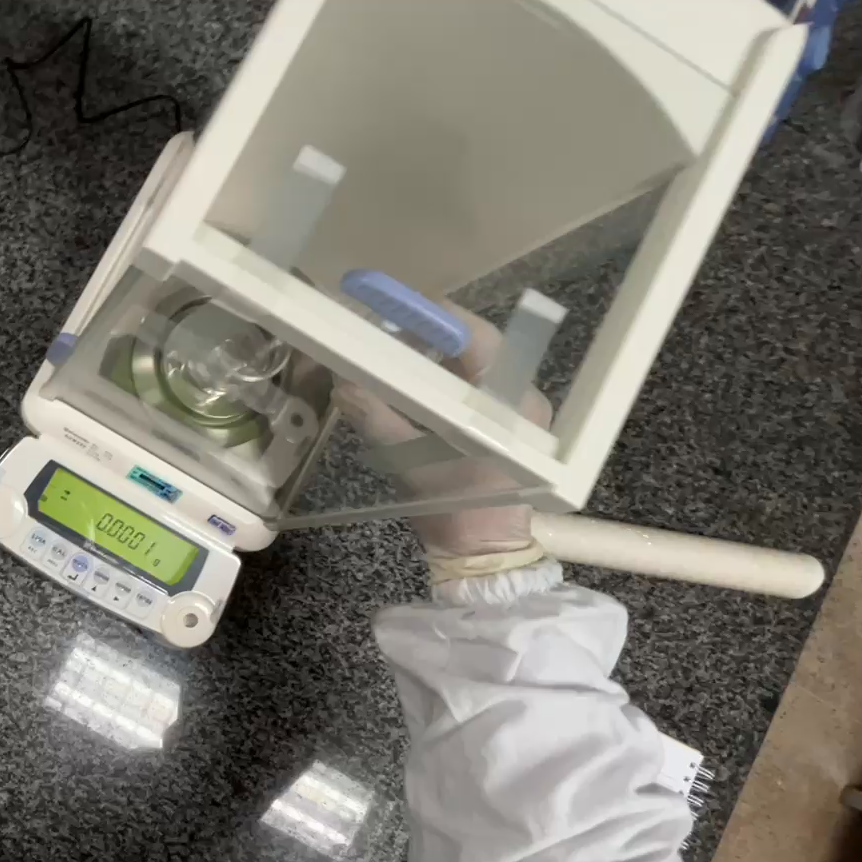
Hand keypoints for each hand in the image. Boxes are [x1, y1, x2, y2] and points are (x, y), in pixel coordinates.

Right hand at [333, 302, 553, 581]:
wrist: (484, 554)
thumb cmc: (457, 512)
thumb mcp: (412, 465)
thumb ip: (378, 419)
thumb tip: (344, 384)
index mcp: (509, 403)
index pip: (477, 339)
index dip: (435, 318)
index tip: (393, 307)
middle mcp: (518, 397)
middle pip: (471, 344)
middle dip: (422, 334)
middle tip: (376, 332)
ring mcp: (511, 410)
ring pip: (467, 364)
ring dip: (425, 355)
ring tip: (381, 354)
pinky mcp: (498, 424)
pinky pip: (464, 386)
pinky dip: (431, 378)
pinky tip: (400, 384)